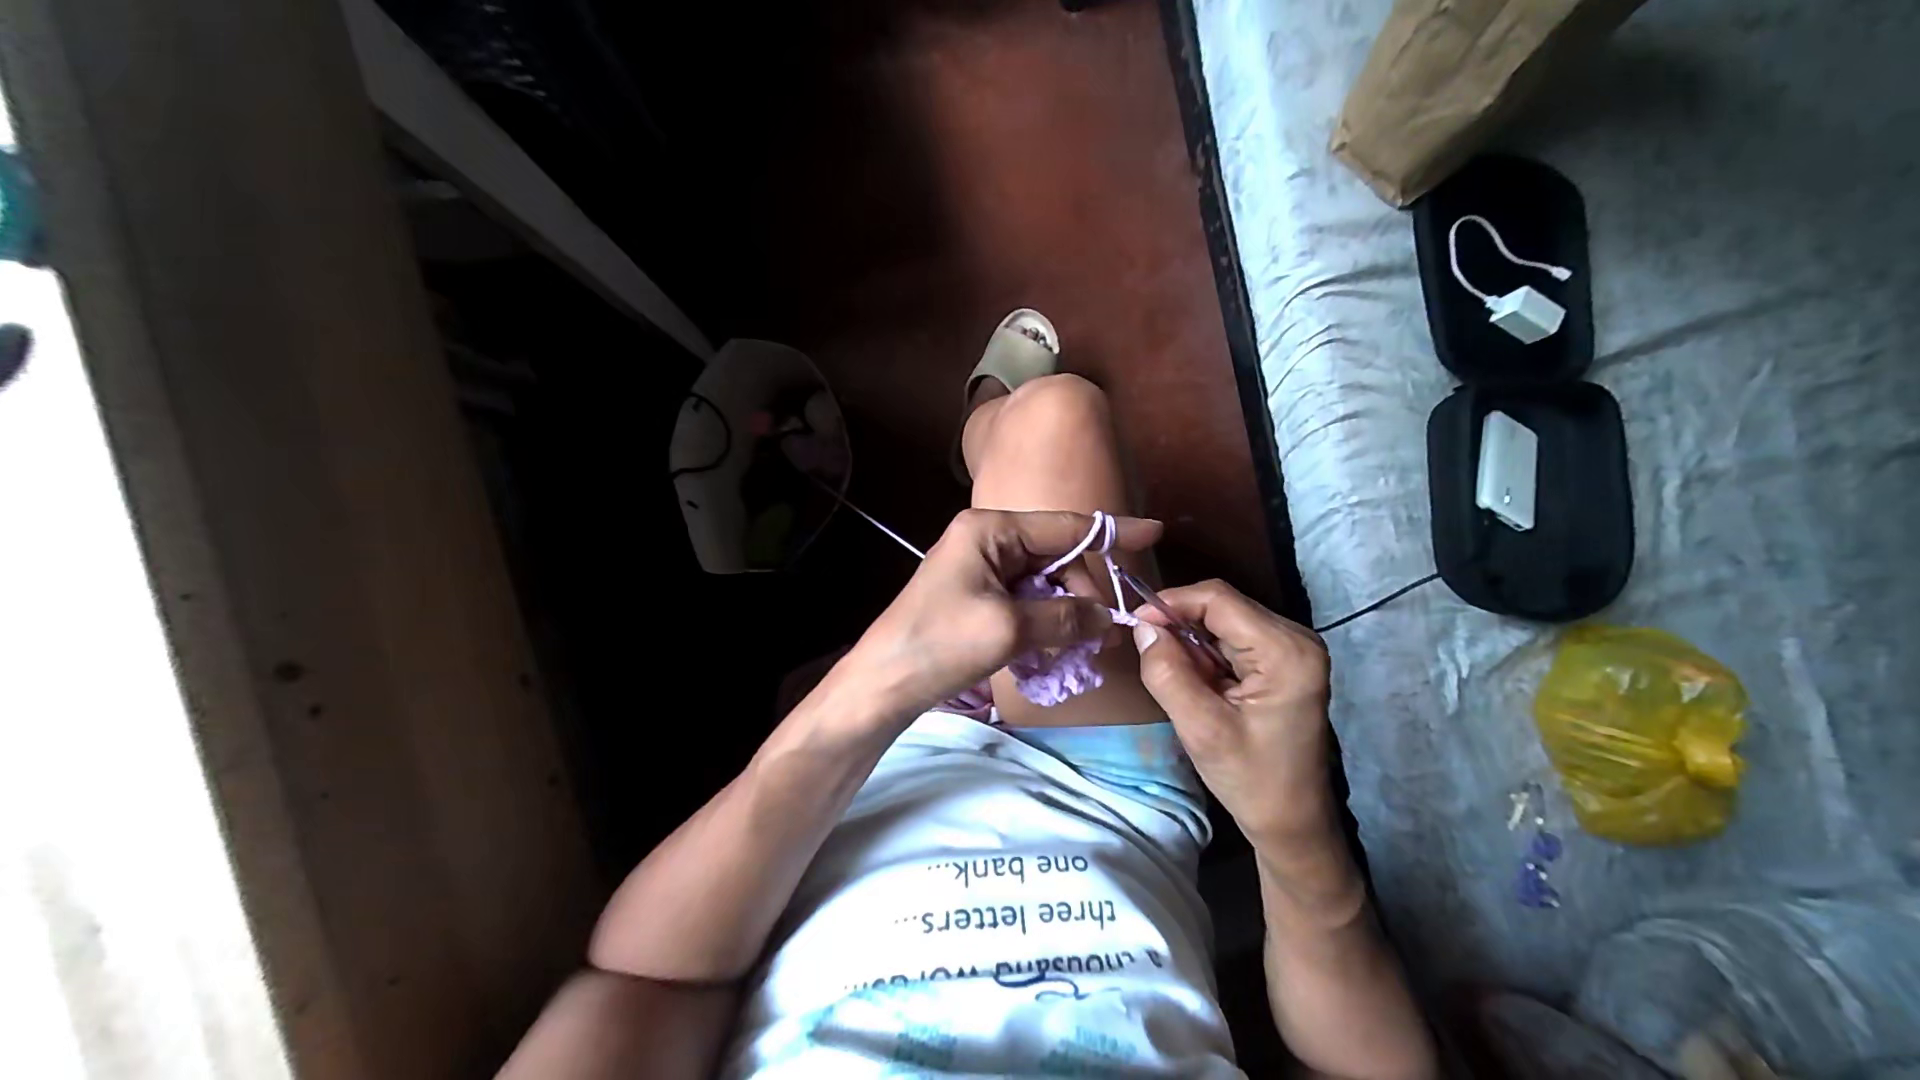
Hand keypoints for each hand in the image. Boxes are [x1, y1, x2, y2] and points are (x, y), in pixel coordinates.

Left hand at [838, 509, 1160, 720]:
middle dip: (1082, 593)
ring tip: (1076, 652)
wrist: (884, 682)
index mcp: (989, 529)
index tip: (1154, 532)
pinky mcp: (977, 595)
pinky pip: (1025, 602)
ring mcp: (980, 568)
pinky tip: (1050, 654)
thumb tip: (1108, 616)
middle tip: (1101, 636)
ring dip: (1064, 615)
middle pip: (1056, 557)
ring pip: (1043, 583)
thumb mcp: (1009, 628)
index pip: (1064, 524)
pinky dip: (1043, 624)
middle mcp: (986, 539)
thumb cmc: (940, 643)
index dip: (1111, 531)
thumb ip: (1065, 616)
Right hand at [1131, 580, 1336, 848]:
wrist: (1292, 821)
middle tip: (1149, 653)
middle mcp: (1295, 638)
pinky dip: (1204, 653)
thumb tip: (1142, 628)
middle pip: (1222, 605)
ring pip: (1223, 620)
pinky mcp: (1282, 660)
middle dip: (1179, 623)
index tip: (1136, 625)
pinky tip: (1196, 683)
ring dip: (1190, 641)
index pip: (1219, 599)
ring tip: (1175, 677)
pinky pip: (1231, 638)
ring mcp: (1291, 648)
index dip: (1171, 603)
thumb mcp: (1200, 729)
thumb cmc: (1251, 779)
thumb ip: (1167, 673)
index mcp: (1286, 651)